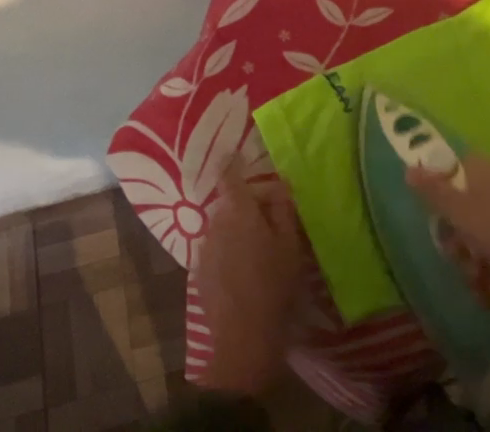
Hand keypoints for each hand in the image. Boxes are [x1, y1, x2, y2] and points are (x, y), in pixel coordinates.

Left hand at [196, 164, 301, 395]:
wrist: (244, 335)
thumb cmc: (274, 285)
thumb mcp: (290, 245)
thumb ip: (283, 209)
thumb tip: (279, 183)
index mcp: (239, 211)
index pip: (230, 175)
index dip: (232, 163)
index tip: (235, 154)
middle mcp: (216, 222)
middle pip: (229, 203)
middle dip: (246, 205)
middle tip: (270, 219)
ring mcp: (204, 247)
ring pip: (222, 226)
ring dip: (237, 229)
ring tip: (259, 249)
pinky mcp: (199, 270)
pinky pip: (216, 248)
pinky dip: (228, 250)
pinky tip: (243, 270)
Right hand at [406, 154, 489, 301]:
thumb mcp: (461, 211)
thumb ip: (433, 191)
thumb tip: (408, 167)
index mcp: (481, 169)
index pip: (446, 168)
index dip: (435, 190)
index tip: (431, 213)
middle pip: (456, 206)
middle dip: (452, 235)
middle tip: (456, 250)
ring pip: (471, 234)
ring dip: (468, 259)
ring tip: (477, 275)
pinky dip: (487, 270)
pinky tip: (489, 286)